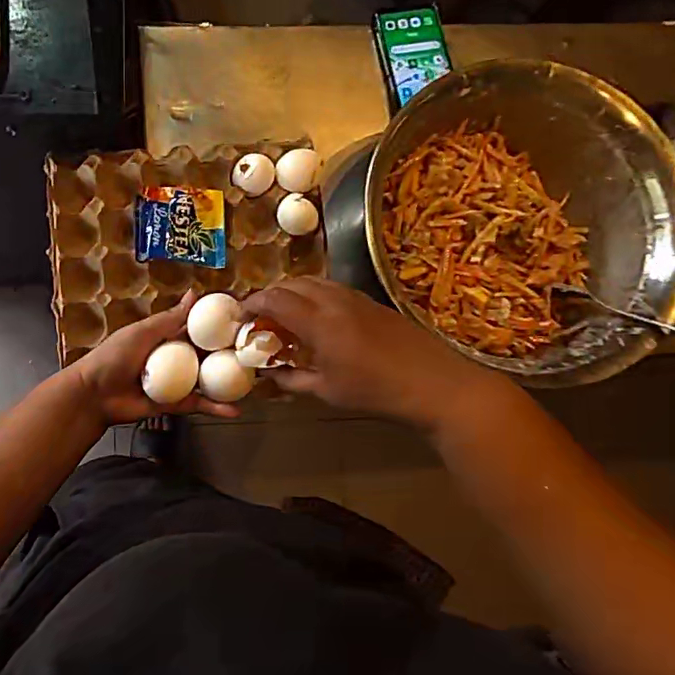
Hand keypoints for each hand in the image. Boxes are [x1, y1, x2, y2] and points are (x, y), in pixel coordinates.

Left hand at [67, 292, 242, 424]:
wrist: (95, 394)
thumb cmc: (114, 356)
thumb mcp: (143, 332)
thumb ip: (170, 318)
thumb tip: (195, 294)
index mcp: (167, 338)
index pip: (198, 331)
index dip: (218, 328)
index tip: (242, 322)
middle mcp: (175, 359)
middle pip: (207, 356)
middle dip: (229, 355)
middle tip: (255, 354)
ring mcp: (177, 383)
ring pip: (208, 381)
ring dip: (228, 382)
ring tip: (252, 382)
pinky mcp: (175, 404)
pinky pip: (199, 404)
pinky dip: (216, 408)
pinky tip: (234, 410)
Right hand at [242, 277, 507, 427]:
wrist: (434, 383)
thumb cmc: (376, 392)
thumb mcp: (328, 392)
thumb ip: (294, 379)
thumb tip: (271, 375)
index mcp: (319, 322)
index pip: (275, 299)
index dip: (252, 303)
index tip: (240, 315)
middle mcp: (334, 301)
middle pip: (292, 284)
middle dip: (270, 295)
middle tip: (260, 316)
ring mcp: (355, 298)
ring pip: (314, 282)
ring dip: (293, 292)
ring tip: (286, 314)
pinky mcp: (371, 302)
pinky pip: (332, 288)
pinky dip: (314, 295)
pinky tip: (317, 318)